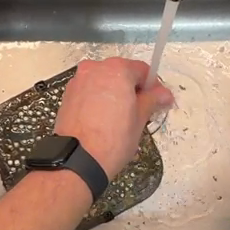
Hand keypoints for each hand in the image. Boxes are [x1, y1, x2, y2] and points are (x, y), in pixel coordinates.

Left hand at [53, 58, 174, 178]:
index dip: (154, 86)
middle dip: (133, 90)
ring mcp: (78, 82)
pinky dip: (99, 101)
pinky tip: (105, 121)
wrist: (79, 160)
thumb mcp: (140, 119)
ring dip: (115, 95)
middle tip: (142, 110)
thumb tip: (162, 94)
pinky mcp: (67, 96)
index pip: (142, 70)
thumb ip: (152, 100)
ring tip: (122, 119)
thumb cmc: (111, 141)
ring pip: (103, 83)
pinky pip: (89, 93)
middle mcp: (94, 70)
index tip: (158, 100)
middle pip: (121, 74)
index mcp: (117, 70)